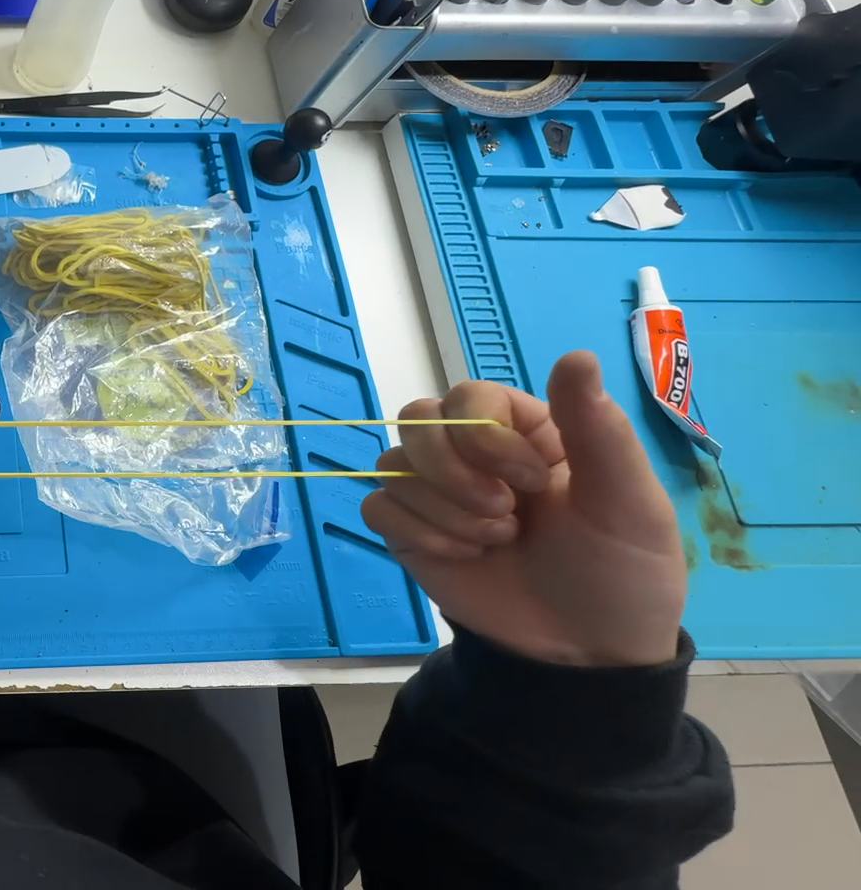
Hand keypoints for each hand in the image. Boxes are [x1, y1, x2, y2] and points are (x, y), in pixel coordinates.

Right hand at [361, 351, 685, 668]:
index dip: (484, 434)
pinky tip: (462, 556)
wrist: (582, 652)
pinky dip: (419, 534)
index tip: (531, 480)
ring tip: (493, 541)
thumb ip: (598, 431)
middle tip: (505, 513)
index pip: (465, 397)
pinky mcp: (403, 529)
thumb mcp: (628, 504)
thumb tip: (577, 354)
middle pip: (415, 420)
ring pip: (390, 464)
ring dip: (444, 510)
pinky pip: (377, 507)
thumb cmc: (619, 571)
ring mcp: (430, 491)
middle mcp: (467, 454)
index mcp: (521, 433)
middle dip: (454, 472)